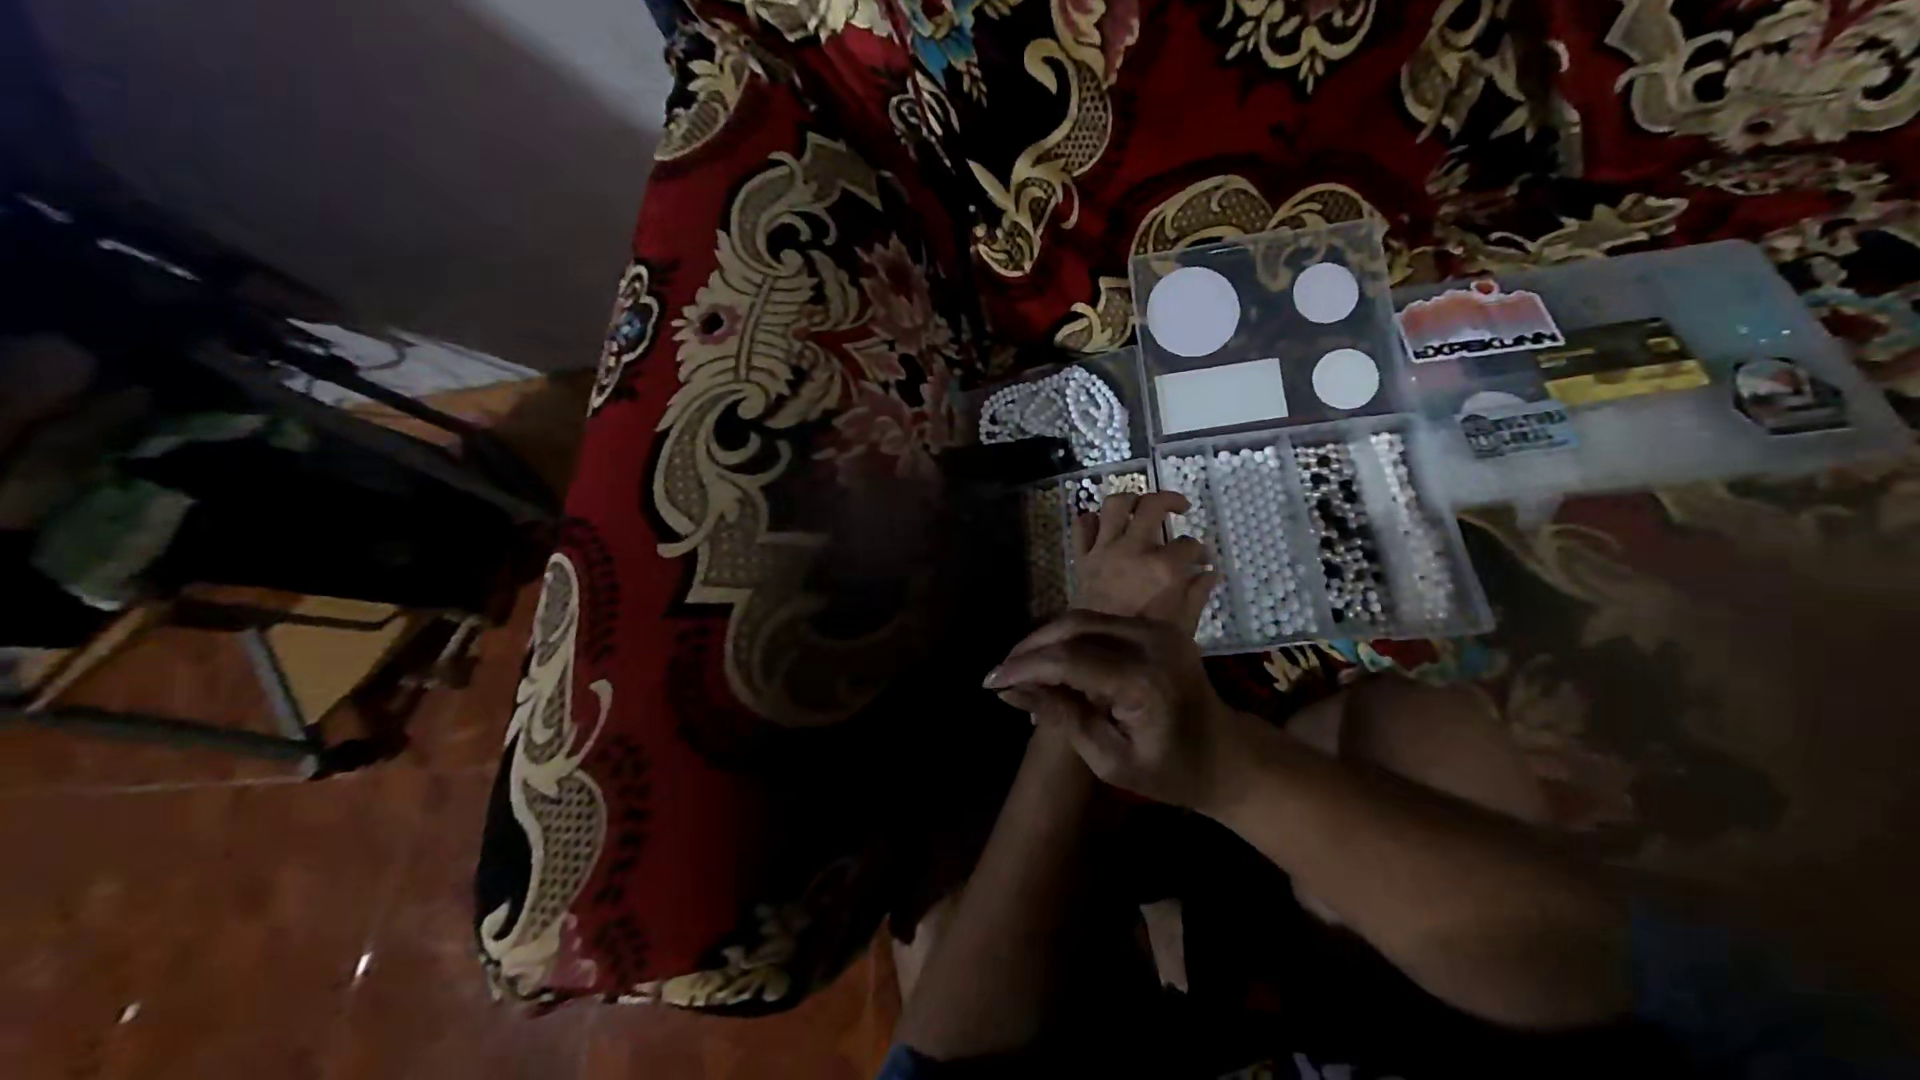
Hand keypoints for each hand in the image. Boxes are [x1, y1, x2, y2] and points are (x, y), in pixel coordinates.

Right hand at [984, 611, 1258, 811]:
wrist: (1229, 755)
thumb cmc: (1172, 772)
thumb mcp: (1110, 760)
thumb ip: (1061, 717)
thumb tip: (1010, 691)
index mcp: (1144, 680)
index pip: (1069, 660)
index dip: (1025, 667)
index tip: (990, 683)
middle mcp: (1152, 642)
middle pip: (1074, 627)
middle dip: (1030, 648)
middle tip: (1001, 673)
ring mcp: (1158, 628)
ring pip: (1083, 618)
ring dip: (1046, 639)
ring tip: (1018, 667)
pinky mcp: (1157, 626)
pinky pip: (1100, 623)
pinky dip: (1068, 638)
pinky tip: (1050, 659)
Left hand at [1071, 492, 1217, 633]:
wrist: (1096, 655)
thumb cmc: (1143, 644)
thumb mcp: (1182, 624)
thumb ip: (1198, 594)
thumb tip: (1210, 573)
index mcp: (1163, 568)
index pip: (1188, 544)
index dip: (1199, 550)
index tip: (1201, 559)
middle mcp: (1133, 550)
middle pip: (1152, 506)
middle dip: (1170, 500)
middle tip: (1179, 507)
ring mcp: (1104, 551)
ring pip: (1114, 505)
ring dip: (1131, 499)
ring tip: (1141, 505)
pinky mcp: (1082, 558)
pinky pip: (1082, 526)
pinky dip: (1092, 520)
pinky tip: (1104, 525)